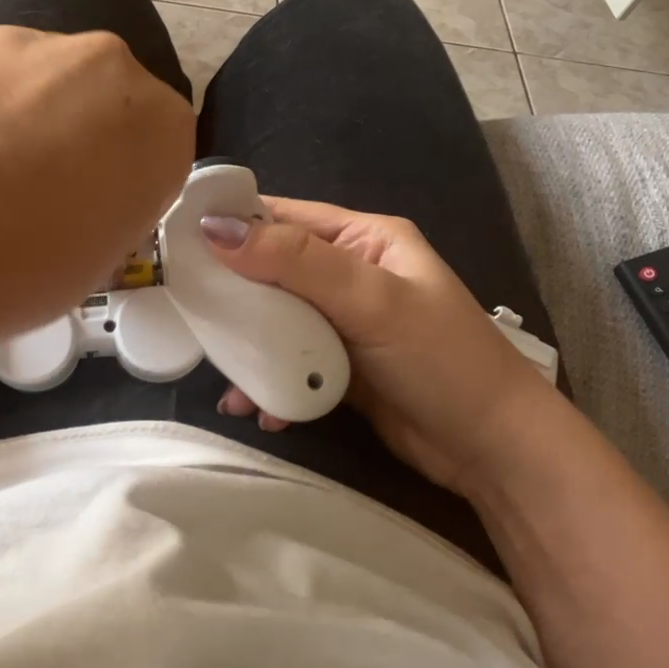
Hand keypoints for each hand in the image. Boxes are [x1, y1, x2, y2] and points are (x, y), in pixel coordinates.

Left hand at [0, 26, 195, 336]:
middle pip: (105, 101)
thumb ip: (108, 212)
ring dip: (23, 118)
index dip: (127, 184)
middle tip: (32, 196)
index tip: (92, 215)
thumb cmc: (11, 278)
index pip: (161, 147)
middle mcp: (104, 66)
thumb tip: (83, 197)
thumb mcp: (91, 267)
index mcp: (158, 129)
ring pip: (41, 82)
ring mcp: (25, 43)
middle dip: (80, 138)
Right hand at [203, 197, 563, 496]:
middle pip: (269, 274)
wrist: (492, 450)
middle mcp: (348, 276)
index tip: (175, 245)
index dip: (230, 226)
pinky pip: (286, 365)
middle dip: (230, 297)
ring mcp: (341, 326)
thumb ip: (295, 264)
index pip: (283, 218)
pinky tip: (257, 407)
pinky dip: (267, 384)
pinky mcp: (335, 370)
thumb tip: (214, 229)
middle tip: (187, 316)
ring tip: (226, 380)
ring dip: (246, 349)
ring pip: (273, 323)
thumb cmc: (441, 360)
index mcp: (363, 239)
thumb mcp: (370, 301)